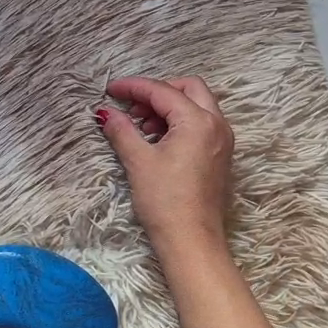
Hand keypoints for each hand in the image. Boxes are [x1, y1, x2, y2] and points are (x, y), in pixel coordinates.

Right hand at [96, 76, 233, 256]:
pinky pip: (203, 125)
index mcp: (198, 121)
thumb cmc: (165, 202)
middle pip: (189, 88)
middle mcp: (217, 124)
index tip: (110, 90)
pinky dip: (181, 123)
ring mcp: (223, 140)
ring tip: (143, 127)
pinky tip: (160, 141)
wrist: (192, 240)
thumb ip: (122, 131)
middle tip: (133, 107)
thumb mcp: (138, 162)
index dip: (133, 87)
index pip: (162, 91)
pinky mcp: (221, 156)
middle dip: (158, 92)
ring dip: (170, 108)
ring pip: (198, 106)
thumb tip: (105, 112)